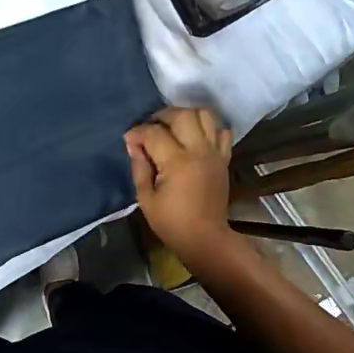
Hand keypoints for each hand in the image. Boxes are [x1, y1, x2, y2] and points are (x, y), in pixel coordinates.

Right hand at [125, 107, 238, 263]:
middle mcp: (199, 151)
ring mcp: (215, 153)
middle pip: (182, 115)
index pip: (154, 133)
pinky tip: (195, 137)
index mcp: (177, 163)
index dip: (137, 132)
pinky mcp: (224, 158)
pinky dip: (208, 128)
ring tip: (173, 126)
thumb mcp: (146, 198)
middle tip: (151, 127)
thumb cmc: (171, 222)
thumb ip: (139, 167)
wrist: (205, 237)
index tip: (129, 139)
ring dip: (186, 115)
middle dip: (162, 115)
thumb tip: (134, 145)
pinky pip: (221, 131)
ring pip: (205, 116)